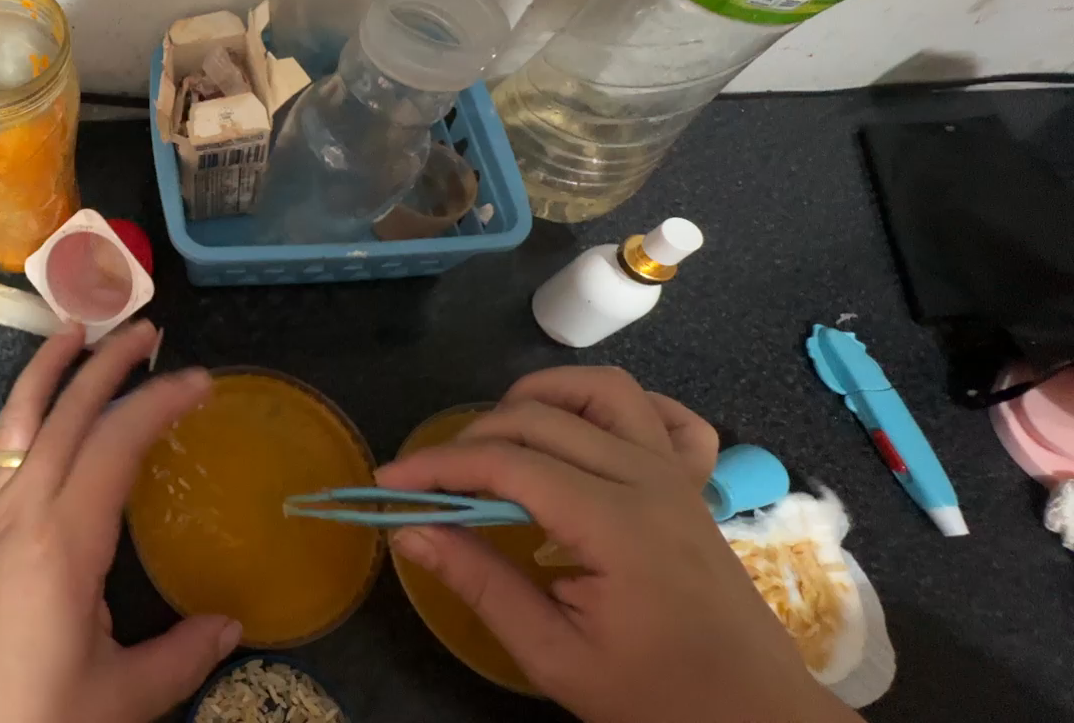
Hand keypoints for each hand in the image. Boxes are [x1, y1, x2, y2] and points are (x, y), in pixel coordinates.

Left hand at [0, 322, 240, 722]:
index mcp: (66, 538)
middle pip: (68, 413)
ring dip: (45, 370)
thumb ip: (178, 660)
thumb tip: (231, 628)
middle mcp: (24, 508)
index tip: (198, 380)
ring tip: (72, 329)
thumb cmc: (21, 717)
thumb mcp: (113, 701)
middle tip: (145, 330)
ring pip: (16, 421)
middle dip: (108, 363)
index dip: (159, 402)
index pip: (118, 443)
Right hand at [378, 367, 860, 722]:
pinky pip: (664, 413)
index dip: (437, 466)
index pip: (506, 464)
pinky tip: (585, 433)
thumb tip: (408, 531)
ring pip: (601, 389)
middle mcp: (648, 480)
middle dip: (470, 439)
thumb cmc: (657, 698)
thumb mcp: (555, 656)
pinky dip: (615, 407)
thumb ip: (479, 583)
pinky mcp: (693, 482)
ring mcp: (677, 474)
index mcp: (616, 525)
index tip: (389, 482)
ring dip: (540, 397)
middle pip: (538, 418)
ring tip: (502, 438)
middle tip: (437, 483)